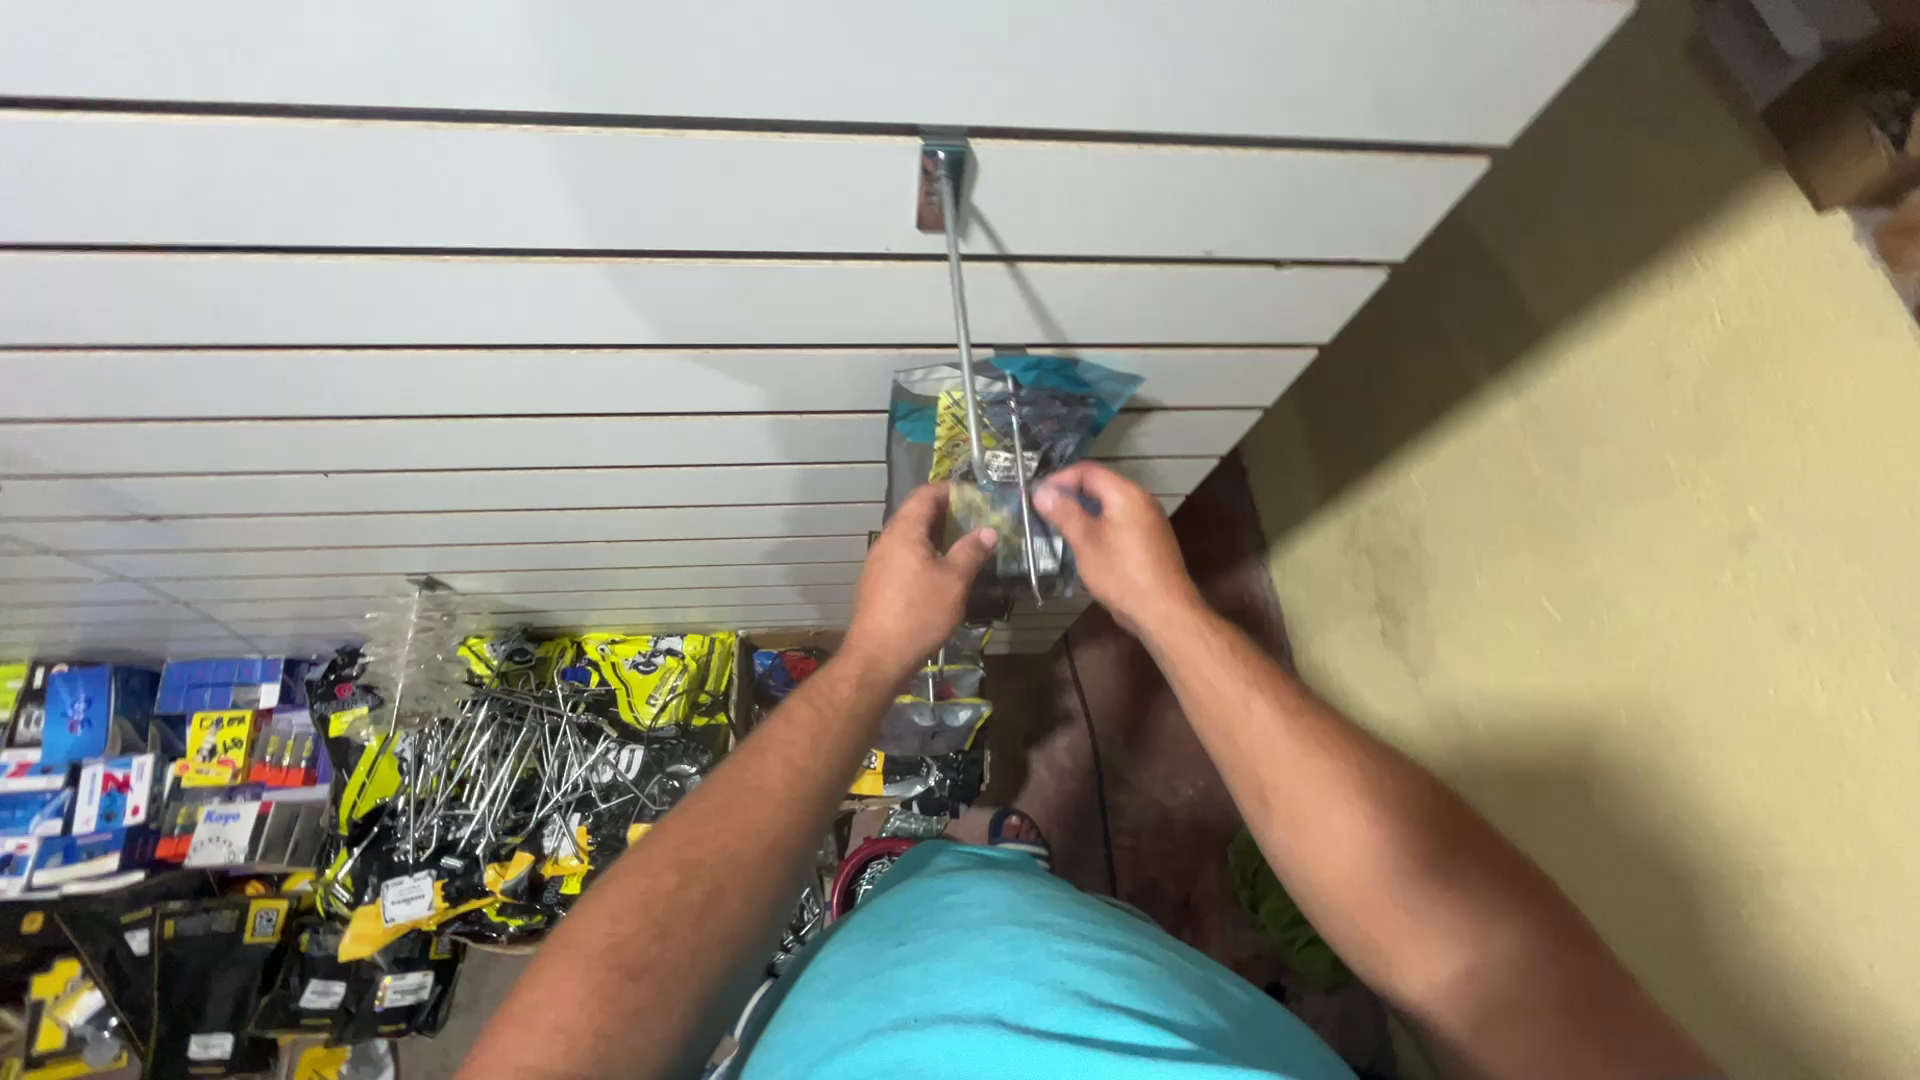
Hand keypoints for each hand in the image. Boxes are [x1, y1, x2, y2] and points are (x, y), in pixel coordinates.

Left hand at [842, 484, 996, 675]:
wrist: (878, 656)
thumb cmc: (919, 613)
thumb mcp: (954, 581)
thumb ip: (971, 551)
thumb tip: (988, 531)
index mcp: (904, 531)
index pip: (925, 494)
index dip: (951, 490)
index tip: (976, 497)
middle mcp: (886, 541)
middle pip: (916, 514)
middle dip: (947, 515)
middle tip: (975, 523)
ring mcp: (878, 563)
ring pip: (910, 538)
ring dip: (936, 537)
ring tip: (963, 548)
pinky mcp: (877, 584)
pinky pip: (903, 557)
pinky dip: (924, 556)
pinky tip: (941, 574)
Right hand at [1032, 462, 1204, 634]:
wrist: (1163, 611)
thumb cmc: (1121, 574)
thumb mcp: (1086, 542)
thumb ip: (1064, 513)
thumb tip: (1041, 492)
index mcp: (1127, 494)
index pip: (1089, 471)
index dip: (1060, 479)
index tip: (1038, 496)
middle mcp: (1141, 501)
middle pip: (1100, 485)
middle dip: (1070, 495)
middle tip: (1044, 510)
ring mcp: (1148, 521)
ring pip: (1109, 505)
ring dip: (1083, 511)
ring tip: (1059, 527)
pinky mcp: (1149, 540)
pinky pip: (1119, 522)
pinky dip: (1098, 525)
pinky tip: (1084, 544)